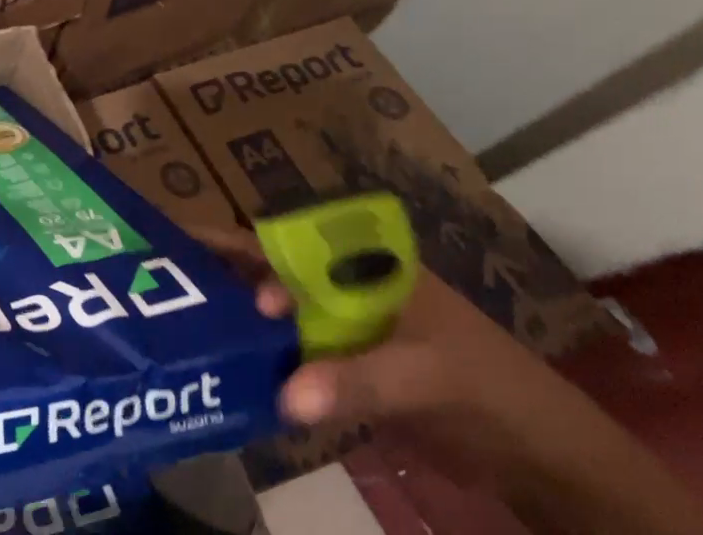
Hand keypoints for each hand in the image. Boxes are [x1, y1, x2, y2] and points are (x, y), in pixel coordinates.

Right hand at [191, 225, 543, 435]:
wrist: (544, 460)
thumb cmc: (494, 393)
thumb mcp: (430, 378)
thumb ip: (358, 379)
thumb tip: (284, 396)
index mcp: (368, 268)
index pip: (289, 242)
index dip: (240, 248)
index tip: (191, 258)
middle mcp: (345, 291)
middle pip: (270, 273)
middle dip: (220, 277)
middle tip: (157, 284)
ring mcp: (343, 332)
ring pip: (273, 316)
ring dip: (232, 322)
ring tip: (174, 328)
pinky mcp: (342, 371)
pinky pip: (286, 357)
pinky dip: (255, 363)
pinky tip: (220, 373)